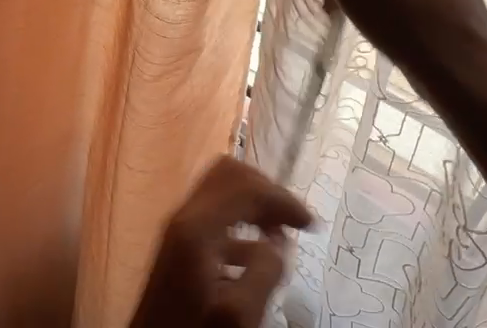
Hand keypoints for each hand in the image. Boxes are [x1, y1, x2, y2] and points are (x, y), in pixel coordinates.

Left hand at [130, 156, 312, 327]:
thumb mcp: (237, 315)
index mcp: (196, 225)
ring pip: (221, 187)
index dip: (282, 198)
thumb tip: (278, 244)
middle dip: (267, 190)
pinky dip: (241, 219)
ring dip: (255, 202)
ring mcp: (178, 224)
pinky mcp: (178, 239)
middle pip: (231, 173)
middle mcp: (183, 213)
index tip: (309, 224)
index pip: (246, 184)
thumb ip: (264, 273)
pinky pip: (213, 210)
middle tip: (291, 220)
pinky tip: (255, 251)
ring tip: (279, 234)